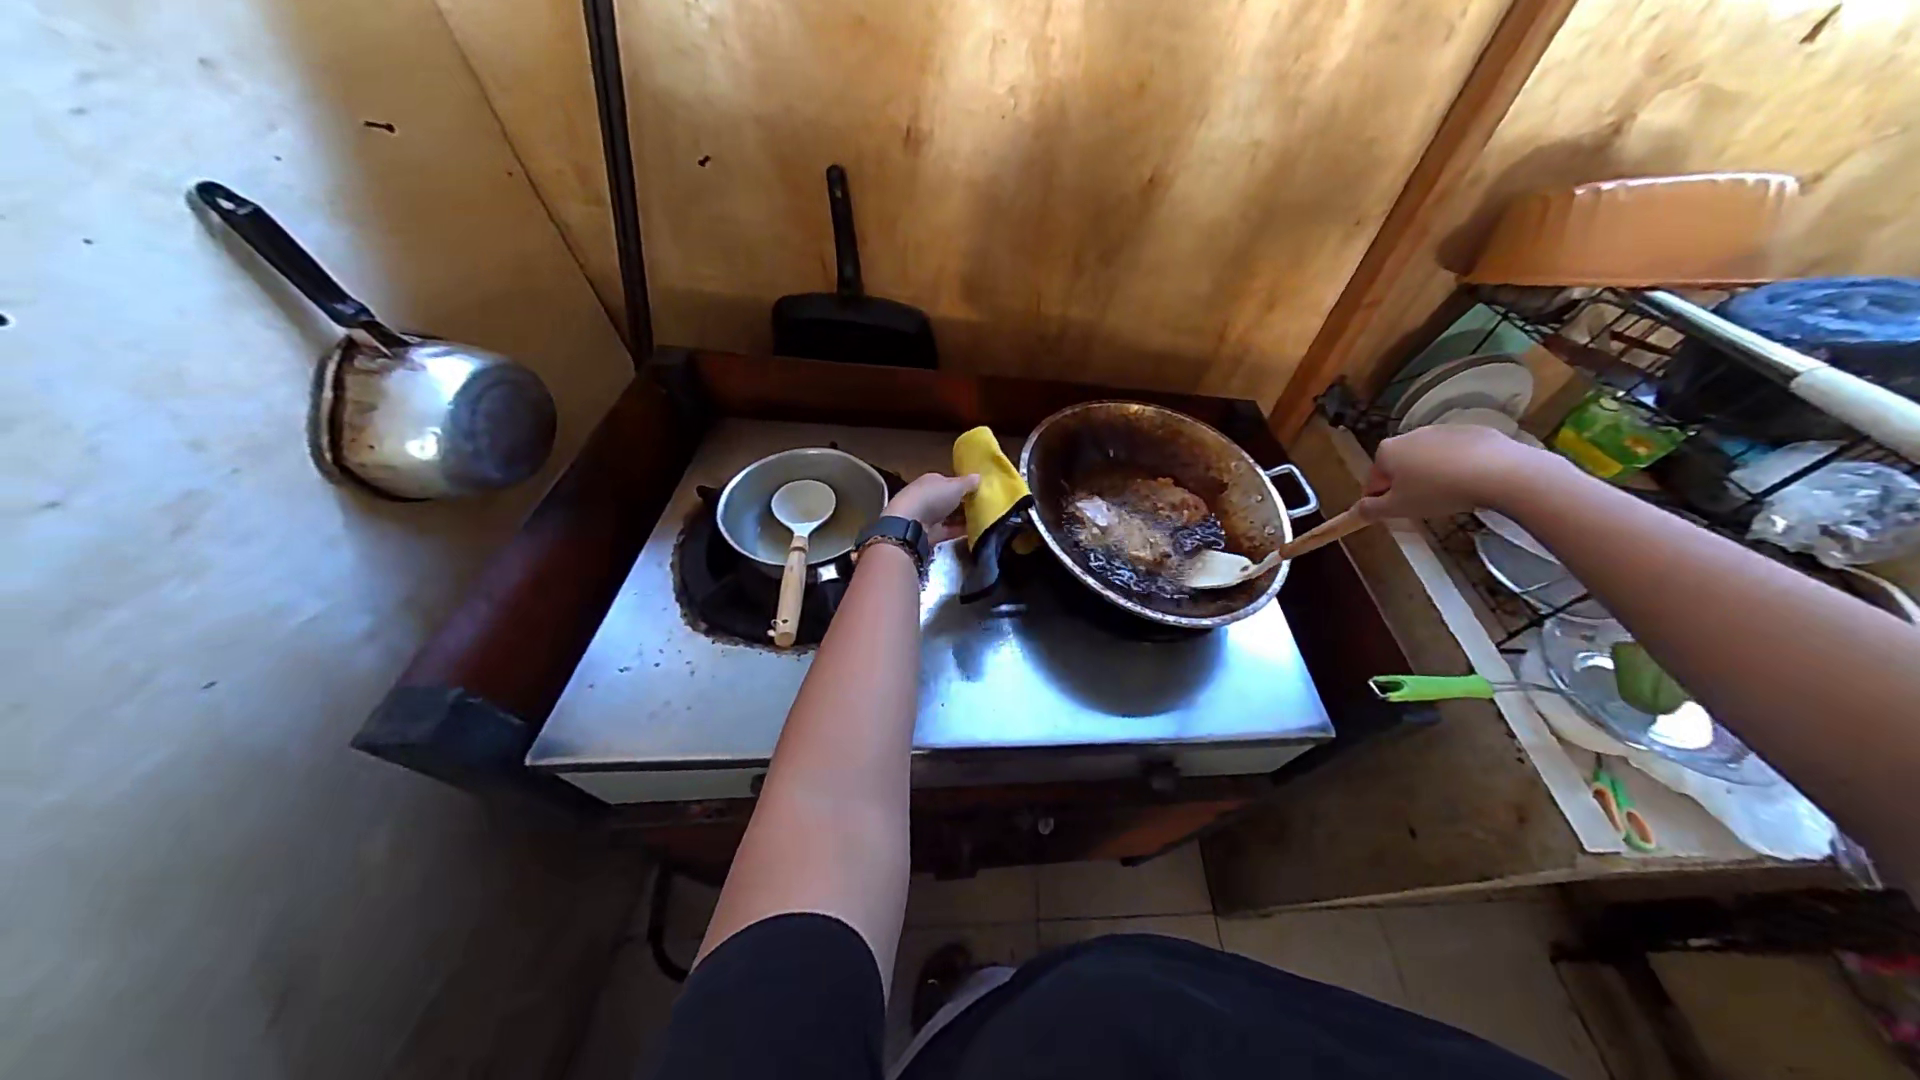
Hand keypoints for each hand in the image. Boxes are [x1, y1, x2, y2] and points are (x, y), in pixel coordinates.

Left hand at [883, 472, 980, 543]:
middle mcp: (927, 496)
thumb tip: (979, 476)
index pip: (949, 482)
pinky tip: (974, 532)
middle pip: (948, 500)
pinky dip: (958, 531)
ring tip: (982, 520)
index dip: (963, 486)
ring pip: (948, 516)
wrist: (910, 523)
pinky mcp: (928, 532)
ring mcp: (926, 515)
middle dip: (963, 504)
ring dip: (962, 518)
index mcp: (931, 481)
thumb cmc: (932, 497)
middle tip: (983, 507)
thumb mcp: (955, 486)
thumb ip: (968, 483)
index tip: (978, 492)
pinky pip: (947, 530)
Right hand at [1355, 425, 1568, 521]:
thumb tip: (1355, 511)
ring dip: (1432, 476)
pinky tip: (1472, 482)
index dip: (1381, 500)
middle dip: (1407, 485)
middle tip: (1423, 505)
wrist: (1499, 472)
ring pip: (1429, 459)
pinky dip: (1459, 466)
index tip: (1396, 513)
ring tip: (1451, 495)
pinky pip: (1457, 454)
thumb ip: (1371, 510)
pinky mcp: (1473, 431)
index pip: (1373, 481)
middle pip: (1400, 467)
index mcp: (1386, 452)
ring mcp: (1443, 431)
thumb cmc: (1437, 491)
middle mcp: (1410, 435)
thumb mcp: (1398, 508)